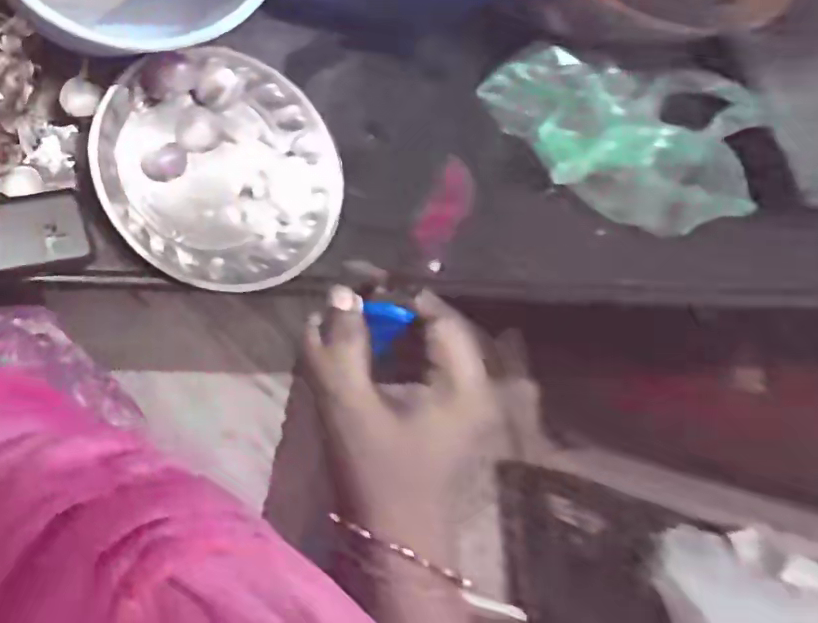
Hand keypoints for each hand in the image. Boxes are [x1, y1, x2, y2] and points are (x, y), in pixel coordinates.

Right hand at [300, 288, 497, 558]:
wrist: (397, 541)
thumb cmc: (374, 469)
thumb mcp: (347, 400)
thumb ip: (340, 342)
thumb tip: (341, 293)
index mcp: (465, 386)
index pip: (439, 315)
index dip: (397, 290)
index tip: (355, 276)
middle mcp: (478, 389)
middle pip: (438, 325)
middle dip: (393, 304)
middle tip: (349, 290)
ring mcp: (468, 403)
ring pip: (433, 343)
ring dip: (394, 324)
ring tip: (352, 312)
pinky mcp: (450, 413)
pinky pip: (428, 362)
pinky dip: (397, 346)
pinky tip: (367, 343)